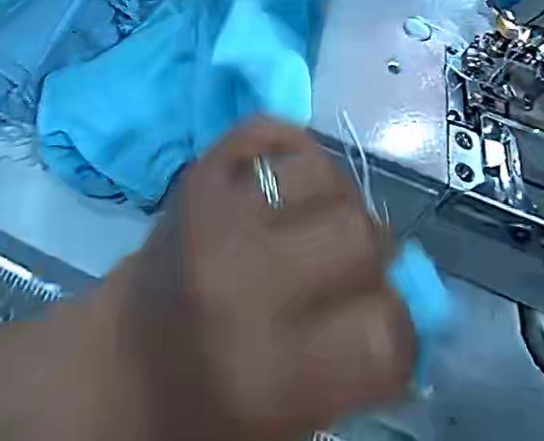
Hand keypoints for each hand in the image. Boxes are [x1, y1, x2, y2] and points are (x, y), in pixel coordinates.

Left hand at [97, 118, 415, 440]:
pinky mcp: (199, 169)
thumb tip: (423, 298)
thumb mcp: (293, 420)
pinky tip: (287, 190)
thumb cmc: (210, 408)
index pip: (385, 330)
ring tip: (314, 230)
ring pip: (329, 175)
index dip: (400, 331)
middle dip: (372, 263)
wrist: (120, 362)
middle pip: (365, 236)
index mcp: (266, 372)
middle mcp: (241, 280)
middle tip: (347, 278)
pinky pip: (279, 131)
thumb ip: (364, 362)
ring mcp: (216, 212)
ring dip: (337, 204)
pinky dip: (296, 155)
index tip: (383, 332)